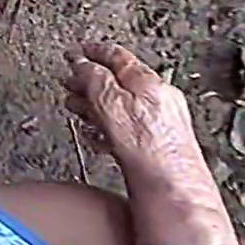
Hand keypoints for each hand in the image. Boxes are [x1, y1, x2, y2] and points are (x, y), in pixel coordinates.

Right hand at [66, 42, 210, 190]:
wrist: (175, 194)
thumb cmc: (149, 150)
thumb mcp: (111, 104)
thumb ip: (94, 79)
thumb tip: (81, 62)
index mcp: (149, 82)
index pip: (116, 55)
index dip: (91, 51)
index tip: (74, 51)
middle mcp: (158, 99)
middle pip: (117, 81)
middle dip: (88, 81)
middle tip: (69, 82)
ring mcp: (160, 123)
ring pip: (120, 104)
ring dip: (94, 104)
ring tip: (76, 109)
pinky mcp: (158, 145)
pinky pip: (127, 127)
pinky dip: (107, 126)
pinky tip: (96, 136)